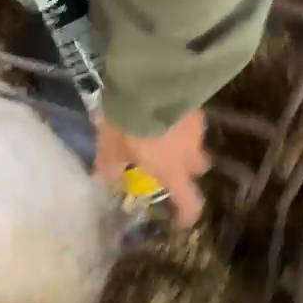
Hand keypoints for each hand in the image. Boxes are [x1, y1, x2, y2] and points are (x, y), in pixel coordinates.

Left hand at [93, 109, 209, 228]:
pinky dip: (179, 121)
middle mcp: (190, 153)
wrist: (148, 82)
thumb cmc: (128, 122)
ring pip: (194, 143)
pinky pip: (190, 120)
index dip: (186, 215)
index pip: (189, 202)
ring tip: (161, 131)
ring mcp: (197, 128)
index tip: (179, 220)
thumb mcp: (109, 146)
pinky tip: (163, 110)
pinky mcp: (195, 105)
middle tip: (165, 164)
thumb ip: (109, 166)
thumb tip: (105, 182)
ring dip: (182, 143)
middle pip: (197, 170)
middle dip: (185, 170)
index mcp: (172, 170)